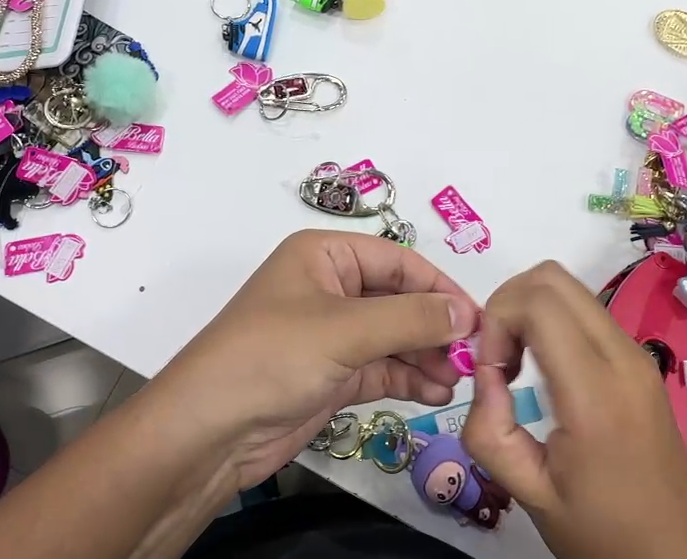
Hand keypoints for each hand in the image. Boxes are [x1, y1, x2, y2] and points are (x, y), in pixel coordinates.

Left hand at [152, 230, 478, 488]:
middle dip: (434, 326)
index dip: (438, 286)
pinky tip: (436, 392)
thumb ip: (410, 319)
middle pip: (397, 298)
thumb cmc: (271, 357)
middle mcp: (329, 287)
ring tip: (458, 380)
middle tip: (473, 357)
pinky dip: (408, 378)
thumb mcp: (344, 331)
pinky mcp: (330, 374)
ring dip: (425, 356)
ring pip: (393, 336)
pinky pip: (381, 368)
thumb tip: (466, 313)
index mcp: (324, 255)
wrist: (209, 431)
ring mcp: (330, 333)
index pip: (396, 260)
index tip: (477, 319)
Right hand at [463, 262, 686, 558]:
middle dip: (508, 304)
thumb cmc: (605, 533)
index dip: (497, 319)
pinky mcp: (639, 360)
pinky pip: (584, 310)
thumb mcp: (531, 493)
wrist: (680, 558)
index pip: (538, 302)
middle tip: (498, 359)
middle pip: (552, 277)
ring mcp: (636, 353)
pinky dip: (550, 319)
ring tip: (517, 366)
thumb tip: (483, 375)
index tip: (490, 371)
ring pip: (568, 287)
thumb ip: (489, 431)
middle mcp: (622, 357)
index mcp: (597, 392)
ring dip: (528, 309)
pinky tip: (542, 369)